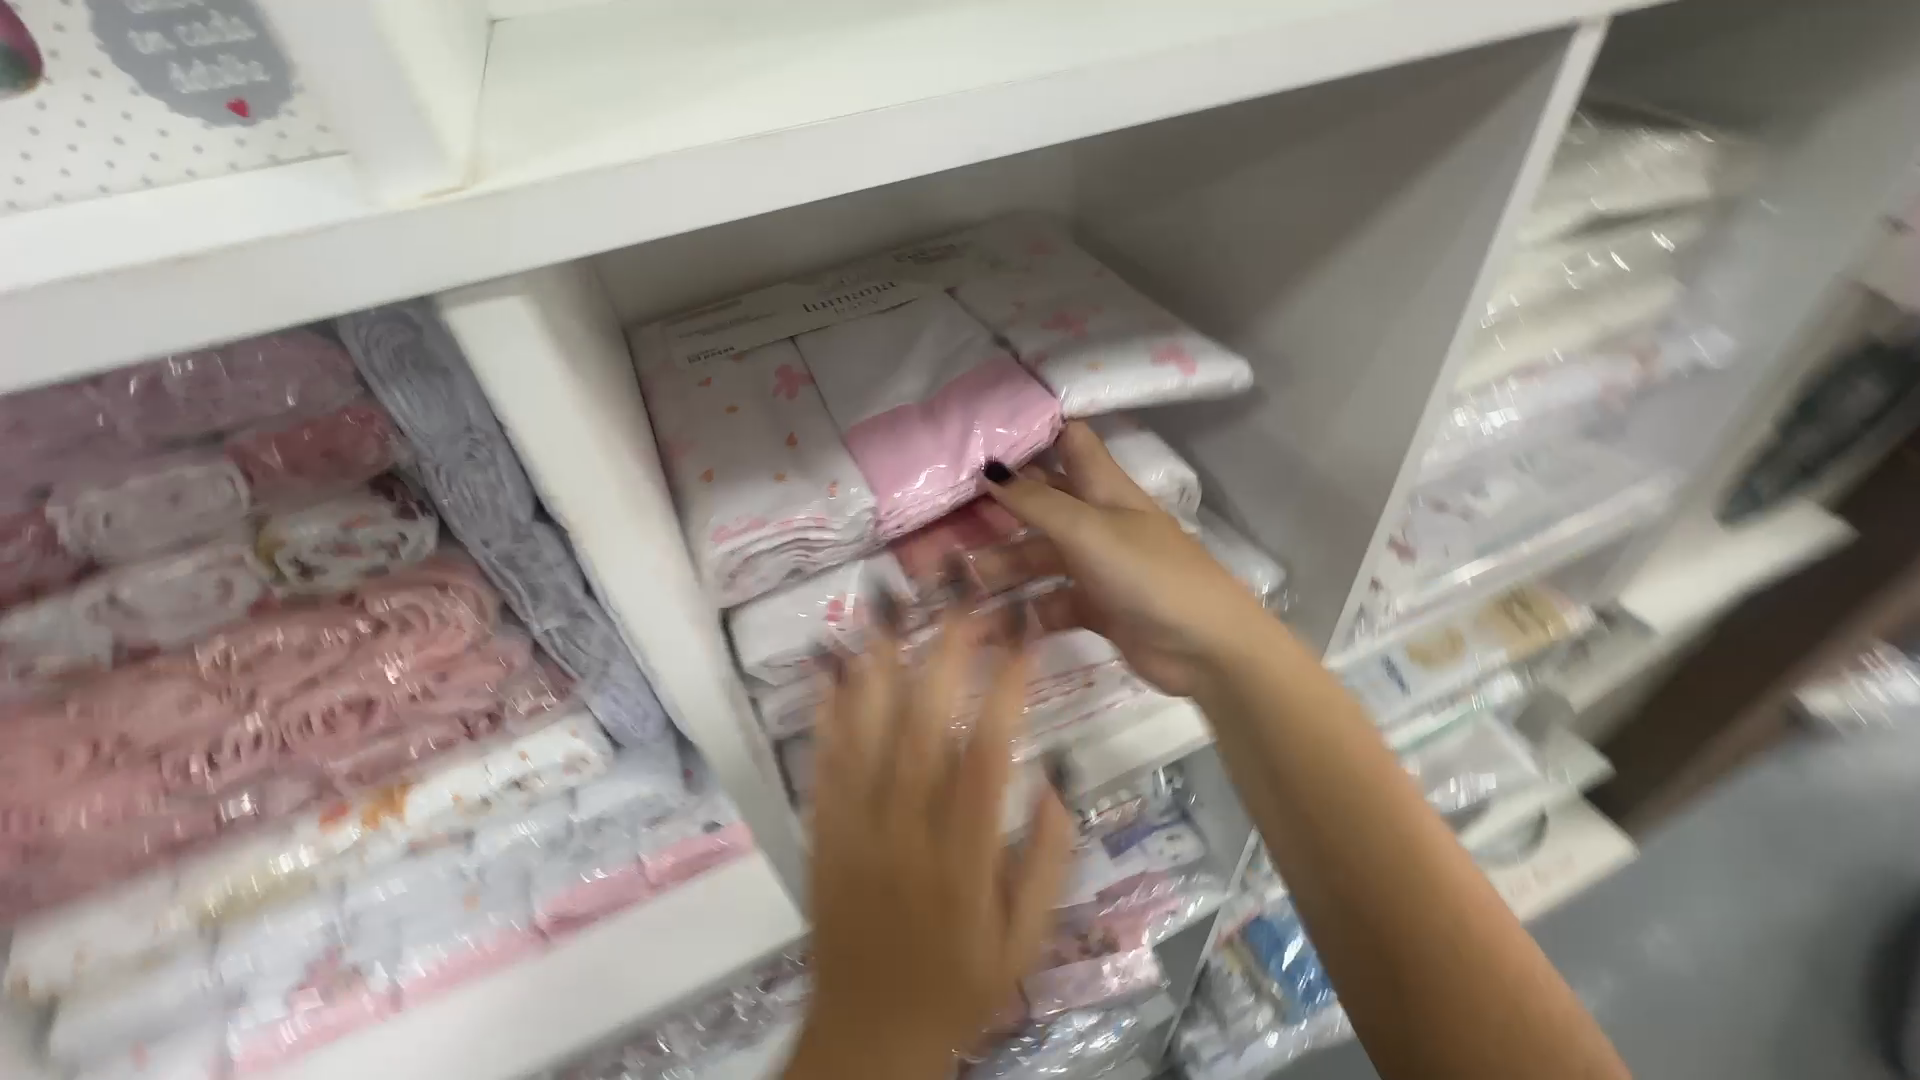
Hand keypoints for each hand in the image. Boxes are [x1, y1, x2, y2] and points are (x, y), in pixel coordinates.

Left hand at [788, 608, 1074, 1079]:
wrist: (870, 1034)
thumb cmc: (960, 984)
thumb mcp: (1026, 937)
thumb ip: (1045, 857)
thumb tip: (1057, 775)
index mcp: (964, 854)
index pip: (987, 752)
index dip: (1007, 686)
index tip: (1022, 634)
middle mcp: (906, 830)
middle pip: (924, 727)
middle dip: (944, 654)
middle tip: (959, 598)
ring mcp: (855, 828)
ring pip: (866, 734)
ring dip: (878, 665)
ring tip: (887, 607)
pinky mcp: (822, 834)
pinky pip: (822, 766)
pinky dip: (826, 714)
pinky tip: (830, 668)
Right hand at [983, 421, 1274, 697]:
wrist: (1207, 649)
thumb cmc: (1150, 575)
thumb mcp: (1090, 531)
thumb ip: (1037, 502)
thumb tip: (989, 468)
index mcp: (1104, 489)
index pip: (1068, 442)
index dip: (1031, 434)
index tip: (978, 437)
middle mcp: (1097, 522)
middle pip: (1039, 505)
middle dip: (996, 512)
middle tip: (940, 522)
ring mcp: (1096, 567)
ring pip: (1037, 558)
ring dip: (1000, 569)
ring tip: (957, 586)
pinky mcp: (1094, 608)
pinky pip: (1046, 603)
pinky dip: (1020, 613)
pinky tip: (987, 626)